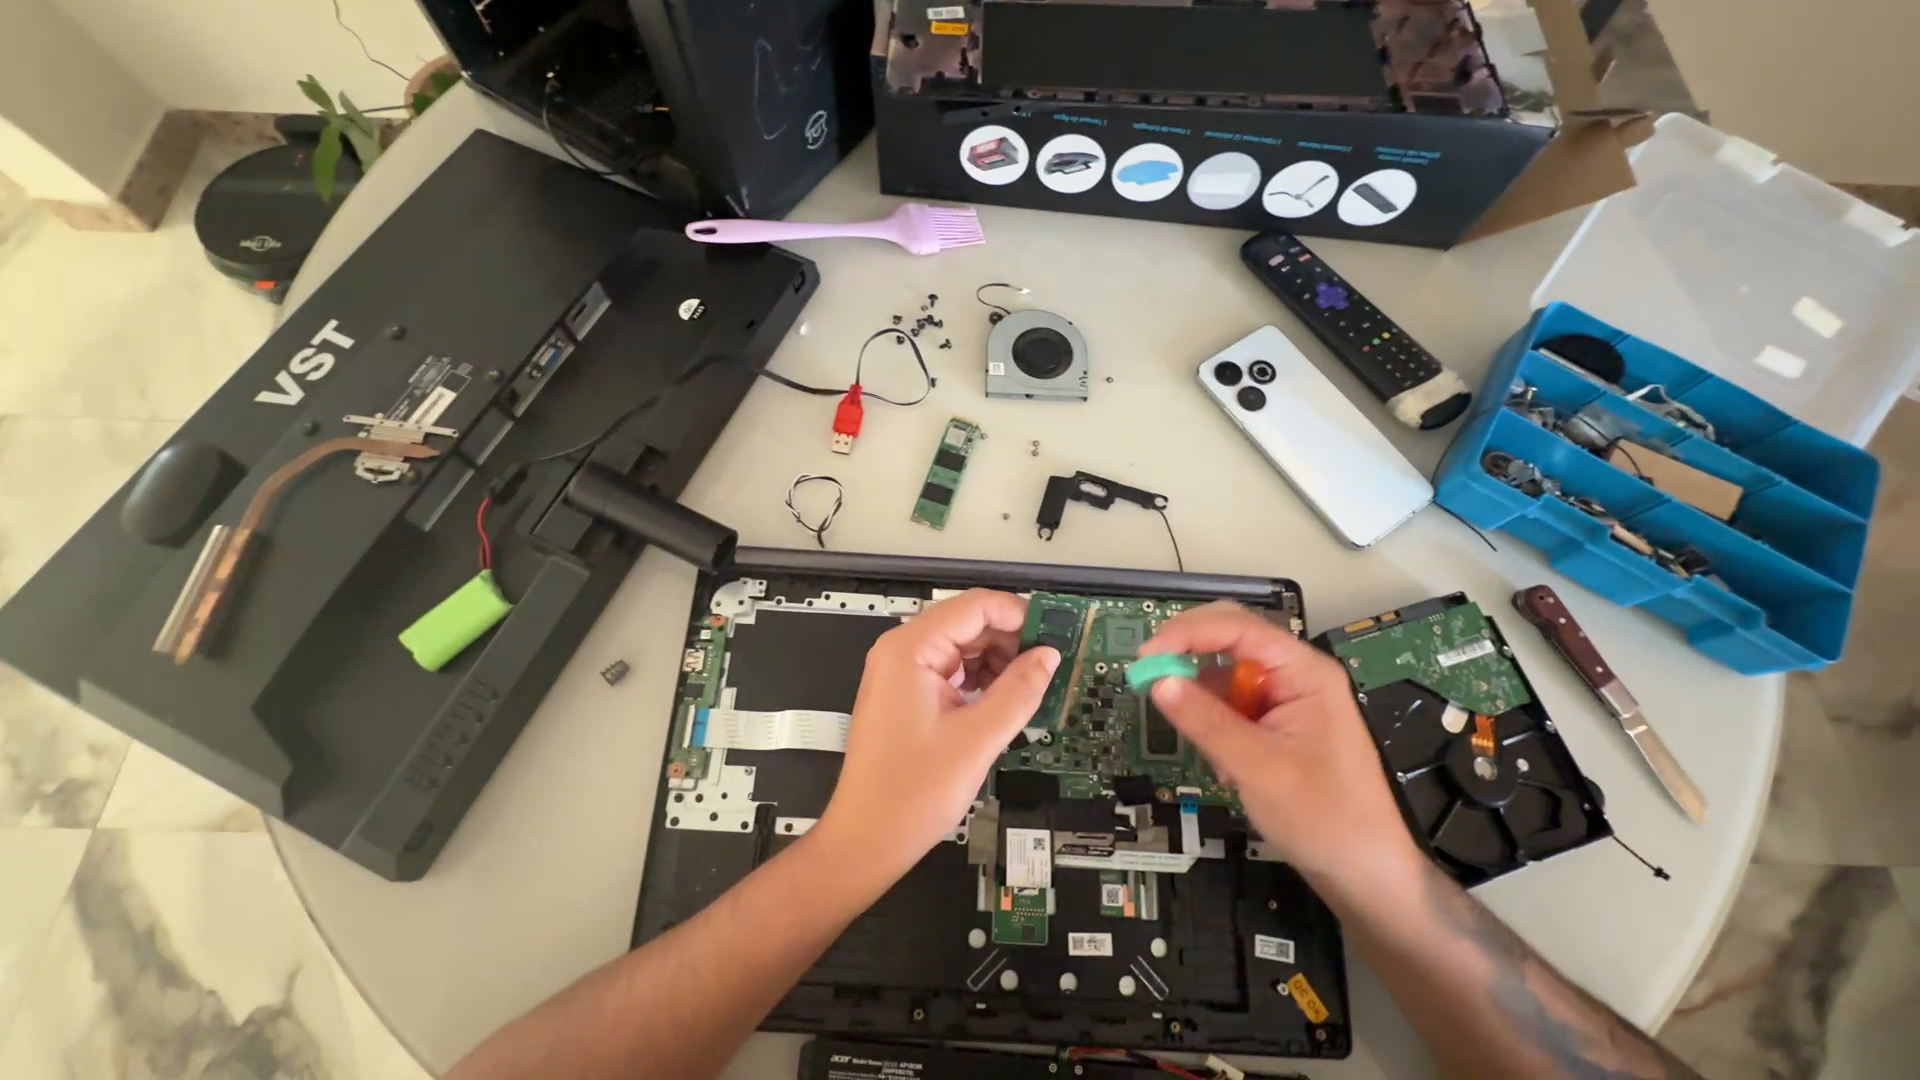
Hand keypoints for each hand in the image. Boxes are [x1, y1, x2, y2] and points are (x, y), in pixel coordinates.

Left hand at [817, 589, 1059, 883]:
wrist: (867, 838)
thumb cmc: (912, 792)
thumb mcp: (977, 739)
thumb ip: (1018, 691)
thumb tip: (1049, 656)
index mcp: (910, 649)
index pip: (975, 606)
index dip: (1019, 615)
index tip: (1057, 634)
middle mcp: (903, 651)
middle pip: (969, 622)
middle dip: (1012, 640)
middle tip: (1052, 667)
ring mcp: (903, 672)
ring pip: (964, 647)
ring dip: (1000, 662)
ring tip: (1033, 688)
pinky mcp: (909, 694)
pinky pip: (954, 671)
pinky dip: (983, 680)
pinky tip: (1006, 701)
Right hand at [1139, 602, 1422, 886]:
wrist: (1364, 873)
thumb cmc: (1324, 817)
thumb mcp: (1258, 768)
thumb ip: (1206, 721)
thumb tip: (1157, 681)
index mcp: (1304, 672)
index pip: (1237, 627)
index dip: (1187, 633)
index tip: (1146, 658)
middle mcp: (1295, 675)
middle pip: (1230, 639)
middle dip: (1189, 656)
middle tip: (1152, 679)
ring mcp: (1286, 699)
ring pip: (1224, 674)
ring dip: (1204, 702)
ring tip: (1212, 752)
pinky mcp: (1275, 724)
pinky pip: (1230, 706)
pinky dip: (1215, 726)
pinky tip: (1226, 765)